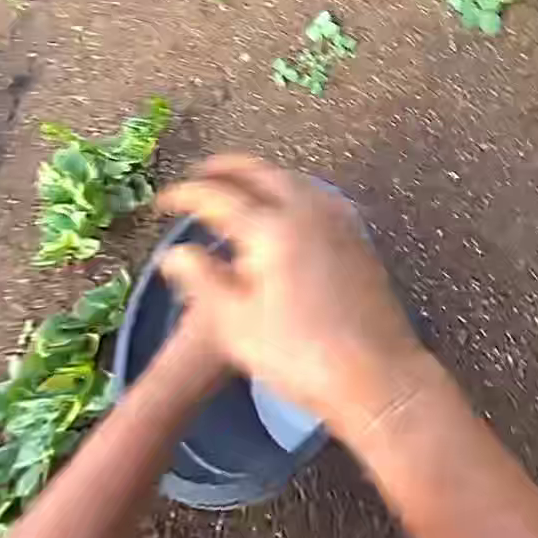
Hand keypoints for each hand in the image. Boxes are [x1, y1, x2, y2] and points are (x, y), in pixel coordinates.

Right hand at [154, 155, 437, 439]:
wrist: (373, 369)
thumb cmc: (298, 352)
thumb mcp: (234, 323)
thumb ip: (203, 279)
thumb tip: (176, 252)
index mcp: (273, 229)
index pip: (220, 197)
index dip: (187, 195)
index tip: (164, 201)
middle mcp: (309, 213)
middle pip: (264, 173)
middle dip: (229, 168)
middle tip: (201, 173)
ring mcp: (339, 222)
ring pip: (297, 180)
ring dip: (265, 175)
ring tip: (241, 186)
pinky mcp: (358, 236)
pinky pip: (320, 196)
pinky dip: (294, 190)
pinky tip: (288, 209)